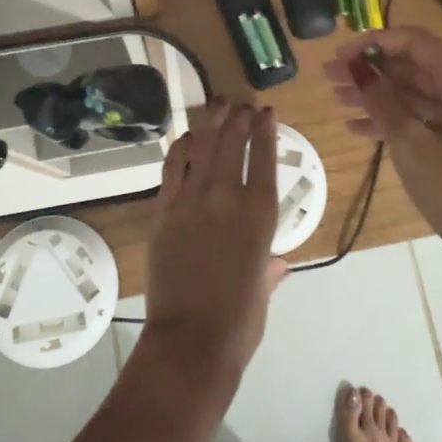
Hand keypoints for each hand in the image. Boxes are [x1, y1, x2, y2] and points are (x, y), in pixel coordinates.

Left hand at [141, 100, 289, 376]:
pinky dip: (182, 147)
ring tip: (218, 103)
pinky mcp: (164, 209)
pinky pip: (174, 166)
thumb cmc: (239, 320)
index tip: (267, 113)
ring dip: (212, 121)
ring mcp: (192, 199)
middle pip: (233, 142)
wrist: (191, 338)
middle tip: (242, 105)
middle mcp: (227, 195)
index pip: (265, 157)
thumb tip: (277, 264)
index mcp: (260, 213)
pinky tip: (188, 137)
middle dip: (239, 118)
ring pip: (203, 146)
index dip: (266, 131)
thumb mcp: (263, 288)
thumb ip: (269, 268)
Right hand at [326, 27, 441, 285]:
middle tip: (330, 79)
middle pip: (414, 67)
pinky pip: (427, 119)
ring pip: (417, 94)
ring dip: (378, 96)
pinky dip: (396, 120)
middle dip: (370, 71)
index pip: (413, 41)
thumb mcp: (410, 143)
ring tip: (338, 100)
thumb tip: (358, 69)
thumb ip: (381, 100)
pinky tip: (359, 129)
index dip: (372, 43)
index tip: (339, 57)